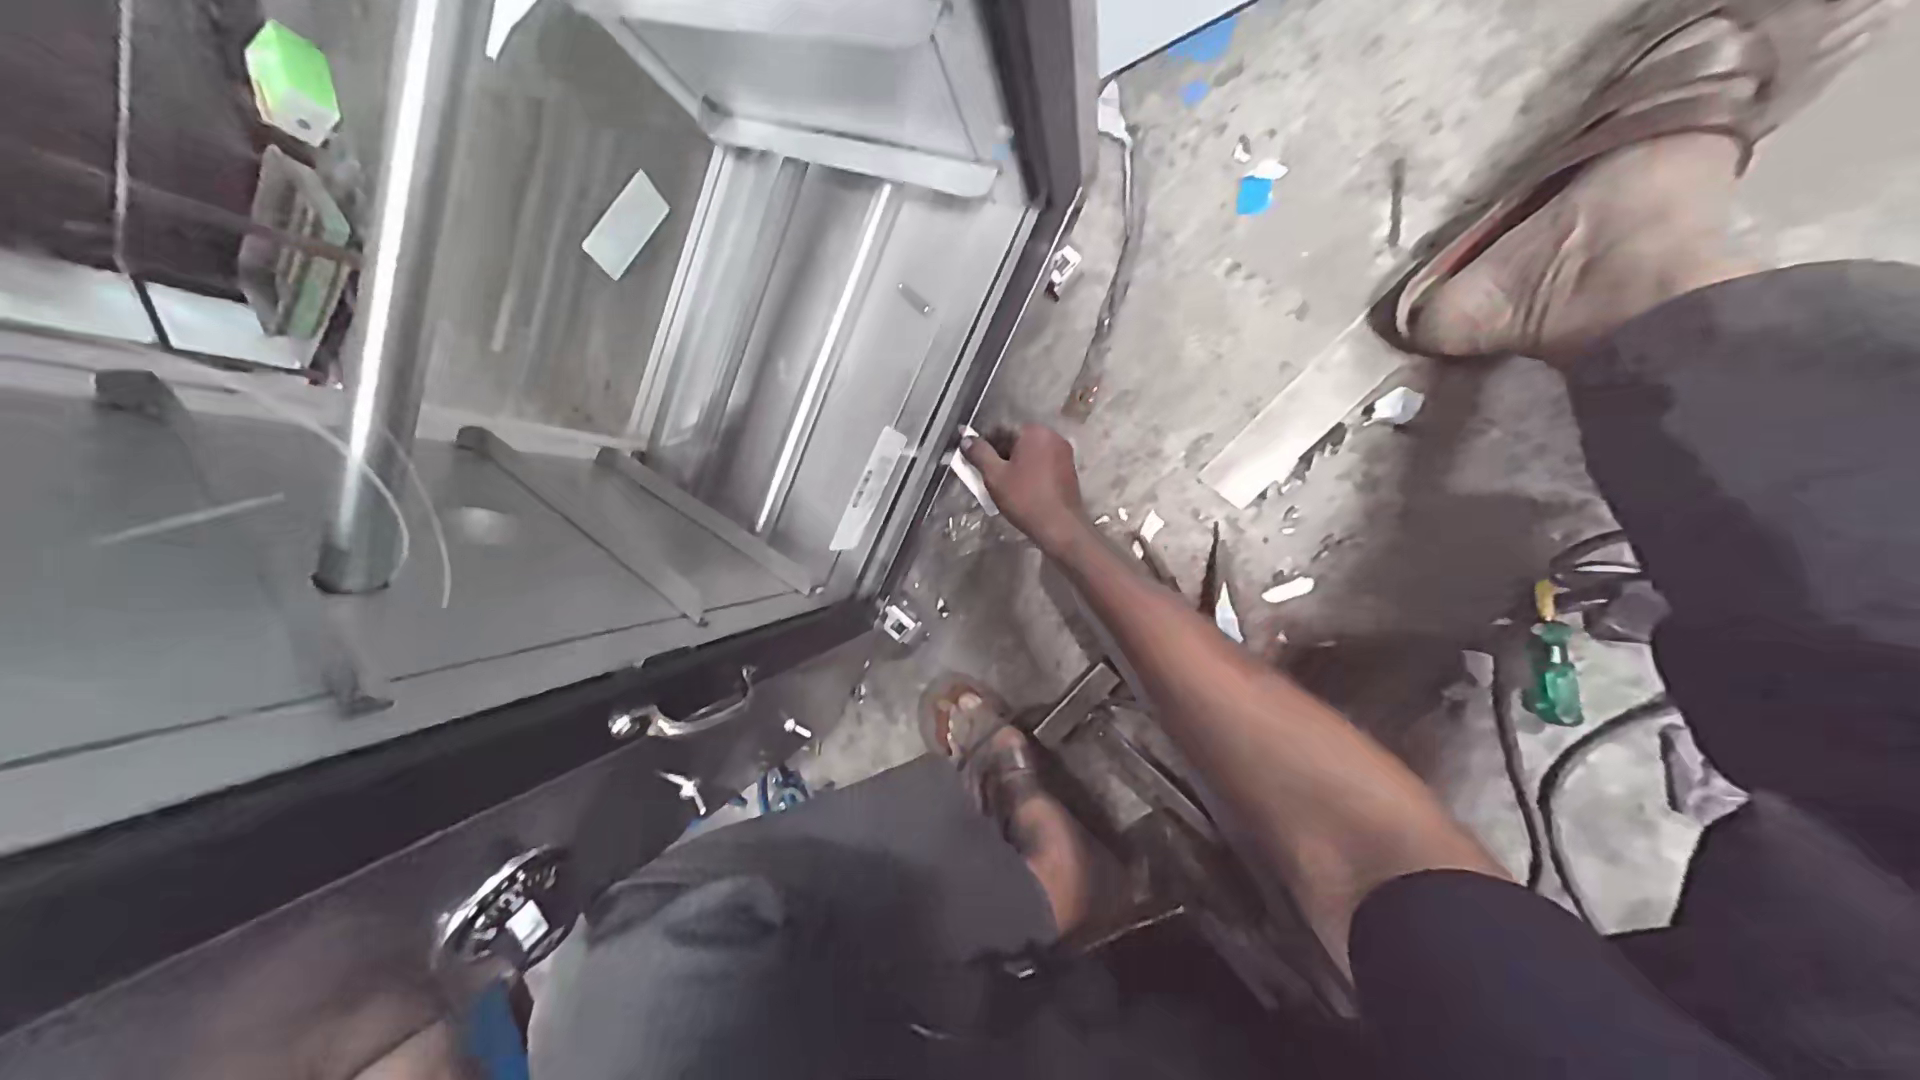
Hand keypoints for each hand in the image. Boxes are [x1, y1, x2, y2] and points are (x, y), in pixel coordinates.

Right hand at [962, 424, 1090, 555]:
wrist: (1060, 526)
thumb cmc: (1025, 498)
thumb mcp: (994, 476)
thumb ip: (979, 453)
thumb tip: (965, 438)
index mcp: (1034, 432)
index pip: (1000, 429)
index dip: (983, 444)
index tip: (973, 460)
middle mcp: (1052, 435)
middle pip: (1016, 439)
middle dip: (999, 453)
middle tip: (986, 474)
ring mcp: (1063, 452)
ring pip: (1029, 452)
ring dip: (1014, 462)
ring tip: (1002, 483)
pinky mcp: (1068, 468)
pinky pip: (1042, 462)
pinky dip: (1029, 470)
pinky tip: (1021, 487)